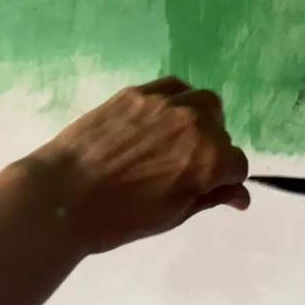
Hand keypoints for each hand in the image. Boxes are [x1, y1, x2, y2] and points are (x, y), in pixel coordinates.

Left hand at [22, 77, 249, 253]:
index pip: (237, 165)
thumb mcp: (173, 215)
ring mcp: (166, 102)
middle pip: (222, 131)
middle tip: (187, 168)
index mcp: (209, 158)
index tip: (207, 189)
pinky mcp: (139, 92)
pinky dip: (177, 101)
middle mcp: (195, 123)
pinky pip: (173, 87)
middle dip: (213, 150)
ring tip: (178, 138)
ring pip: (203, 101)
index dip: (225, 181)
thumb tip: (240, 195)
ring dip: (201, 119)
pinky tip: (161, 119)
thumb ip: (210, 197)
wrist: (64, 195)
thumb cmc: (121, 217)